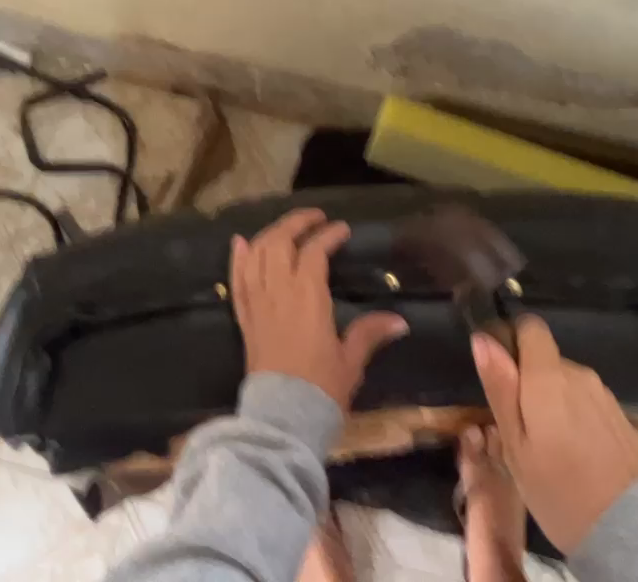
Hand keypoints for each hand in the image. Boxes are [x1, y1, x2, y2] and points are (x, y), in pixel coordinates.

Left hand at [230, 208, 408, 410]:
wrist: (281, 420)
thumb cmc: (321, 389)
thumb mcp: (351, 361)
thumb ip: (370, 334)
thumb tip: (399, 321)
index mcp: (307, 297)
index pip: (314, 252)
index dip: (328, 235)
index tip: (342, 229)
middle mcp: (278, 292)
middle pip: (280, 242)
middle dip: (297, 223)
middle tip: (315, 218)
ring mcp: (257, 304)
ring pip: (257, 255)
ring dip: (271, 234)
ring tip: (287, 228)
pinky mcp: (244, 319)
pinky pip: (237, 280)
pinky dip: (238, 259)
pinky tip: (241, 243)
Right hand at [473, 316, 637, 555]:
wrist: (631, 533)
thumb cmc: (559, 490)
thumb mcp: (515, 446)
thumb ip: (500, 388)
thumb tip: (483, 338)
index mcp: (548, 376)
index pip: (531, 327)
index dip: (513, 340)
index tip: (502, 375)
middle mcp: (579, 374)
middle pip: (546, 360)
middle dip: (530, 382)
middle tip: (520, 430)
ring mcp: (604, 395)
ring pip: (567, 383)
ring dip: (554, 403)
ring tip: (549, 449)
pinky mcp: (621, 417)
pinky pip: (587, 403)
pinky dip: (576, 419)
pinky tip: (576, 456)